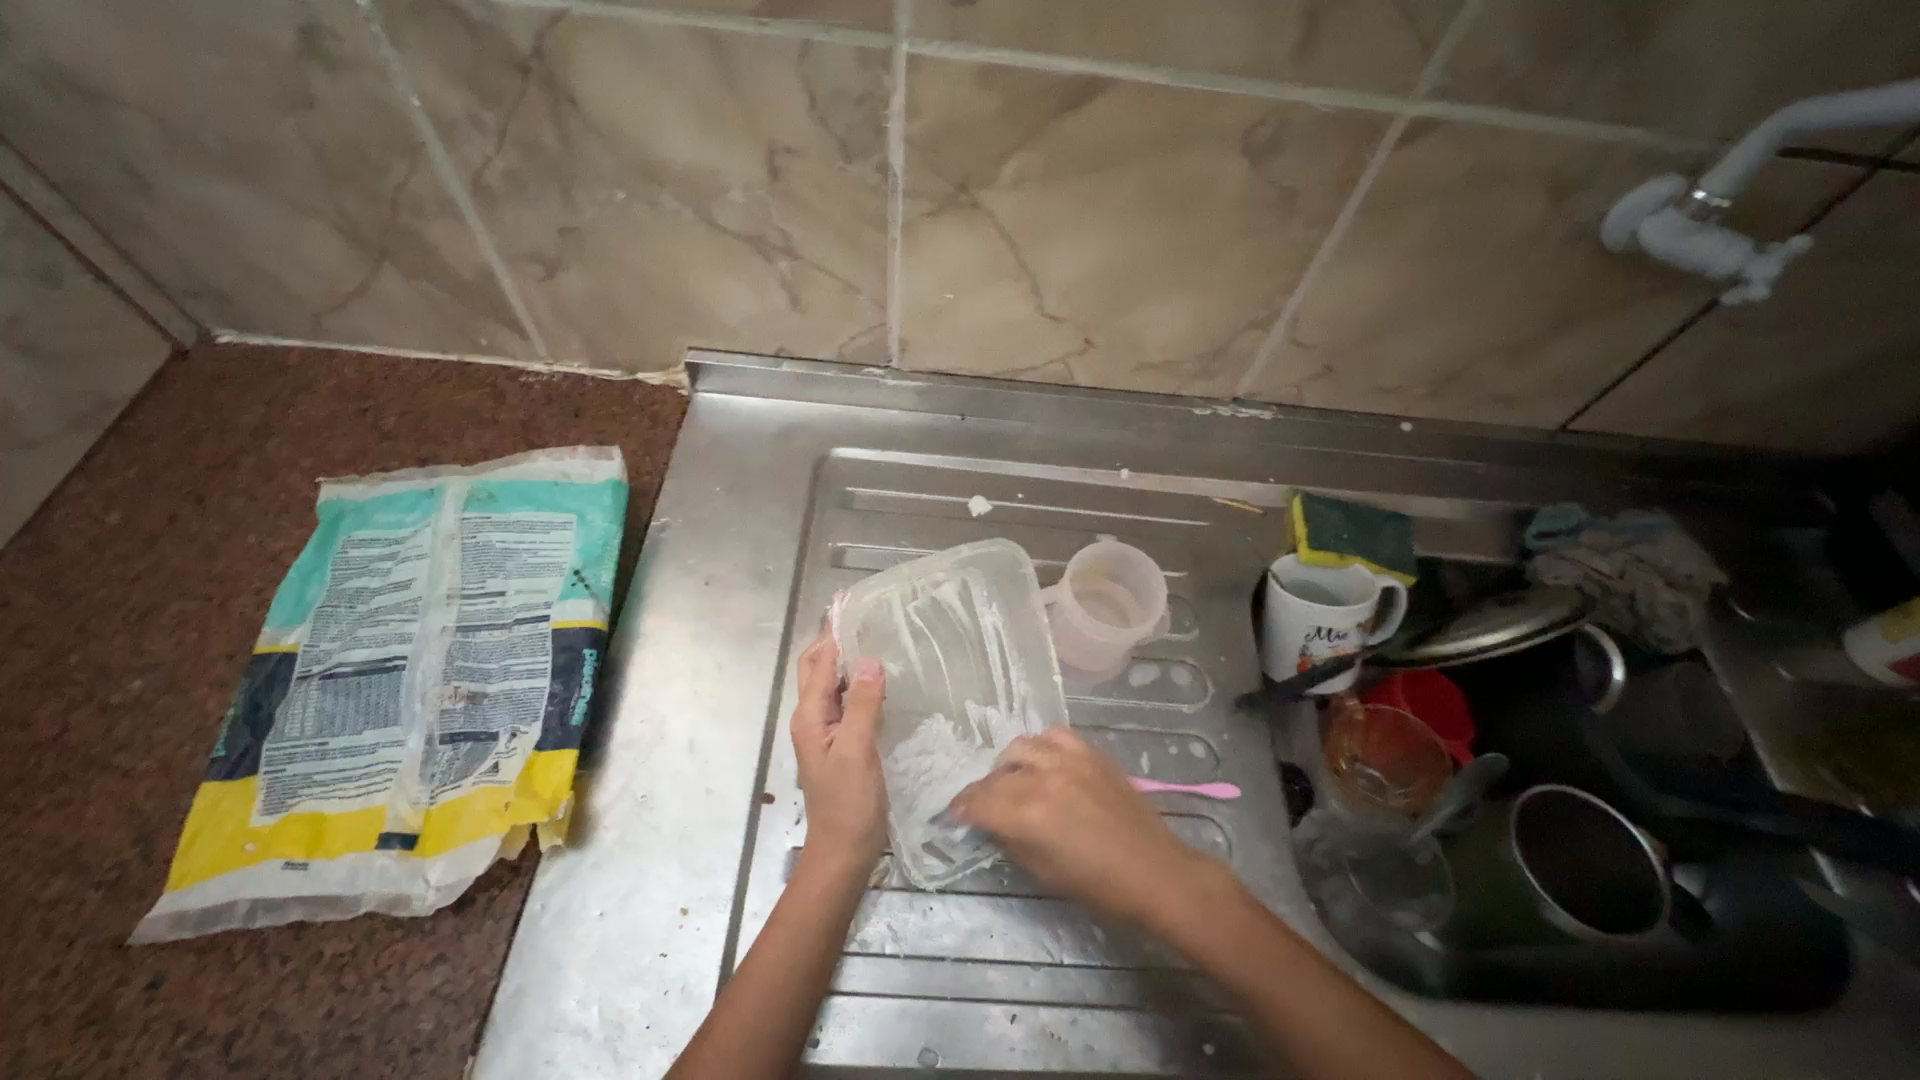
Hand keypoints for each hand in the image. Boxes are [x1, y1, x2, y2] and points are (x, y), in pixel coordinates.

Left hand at [790, 628, 887, 873]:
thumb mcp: (857, 751)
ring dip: (847, 661)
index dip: (834, 633)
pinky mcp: (840, 744)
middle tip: (864, 617)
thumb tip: (870, 660)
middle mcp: (811, 718)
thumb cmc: (849, 802)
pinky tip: (880, 682)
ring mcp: (824, 732)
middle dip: (835, 641)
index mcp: (809, 716)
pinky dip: (858, 685)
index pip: (819, 662)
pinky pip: (845, 703)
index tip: (851, 604)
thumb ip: (863, 705)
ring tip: (875, 639)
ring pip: (831, 685)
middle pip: (818, 669)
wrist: (843, 850)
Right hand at [949, 728, 1219, 925]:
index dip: (960, 809)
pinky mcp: (1091, 753)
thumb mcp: (1042, 872)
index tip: (954, 815)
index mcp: (1028, 815)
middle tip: (982, 807)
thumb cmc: (1097, 886)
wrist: (1154, 872)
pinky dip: (1041, 748)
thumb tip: (987, 823)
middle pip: (994, 776)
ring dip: (1008, 766)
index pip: (978, 802)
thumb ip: (1009, 840)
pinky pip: (1054, 736)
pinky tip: (1044, 764)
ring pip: (1020, 748)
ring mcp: (1069, 760)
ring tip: (1014, 782)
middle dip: (981, 792)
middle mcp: (1043, 779)